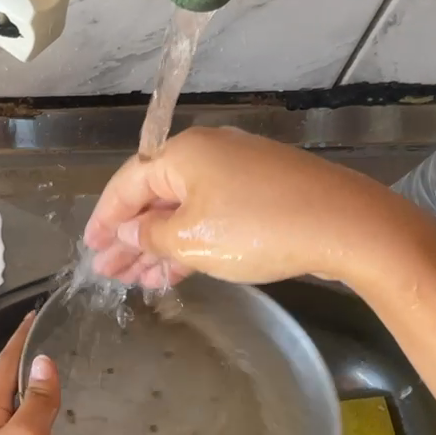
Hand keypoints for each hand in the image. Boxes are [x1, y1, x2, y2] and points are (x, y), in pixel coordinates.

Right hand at [84, 126, 435, 289]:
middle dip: (130, 238)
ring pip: (182, 210)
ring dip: (158, 246)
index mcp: (181, 154)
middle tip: (108, 271)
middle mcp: (206, 154)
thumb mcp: (191, 239)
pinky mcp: (260, 192)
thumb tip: (131, 230)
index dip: (104, 219)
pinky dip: (189, 242)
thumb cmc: (257, 229)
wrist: (346, 226)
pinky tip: (174, 272)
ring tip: (137, 280)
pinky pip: (210, 215)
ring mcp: (236, 172)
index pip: (126, 185)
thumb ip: (151, 236)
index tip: (89, 247)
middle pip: (153, 198)